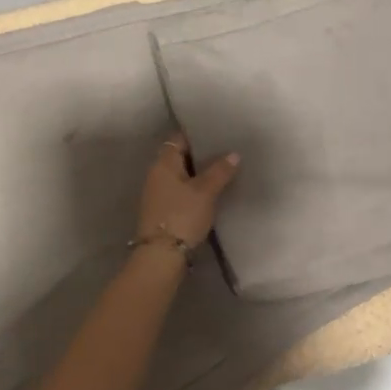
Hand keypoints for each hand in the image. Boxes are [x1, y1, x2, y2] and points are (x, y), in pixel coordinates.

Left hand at [137, 133, 239, 247]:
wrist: (162, 255)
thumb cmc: (182, 215)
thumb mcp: (205, 192)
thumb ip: (219, 171)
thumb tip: (233, 154)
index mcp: (163, 164)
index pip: (178, 139)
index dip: (196, 135)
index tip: (217, 134)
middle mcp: (156, 175)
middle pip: (180, 157)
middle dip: (201, 156)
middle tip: (226, 152)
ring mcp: (158, 194)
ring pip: (181, 176)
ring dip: (199, 174)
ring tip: (224, 171)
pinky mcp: (164, 211)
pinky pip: (181, 192)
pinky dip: (195, 190)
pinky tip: (212, 193)